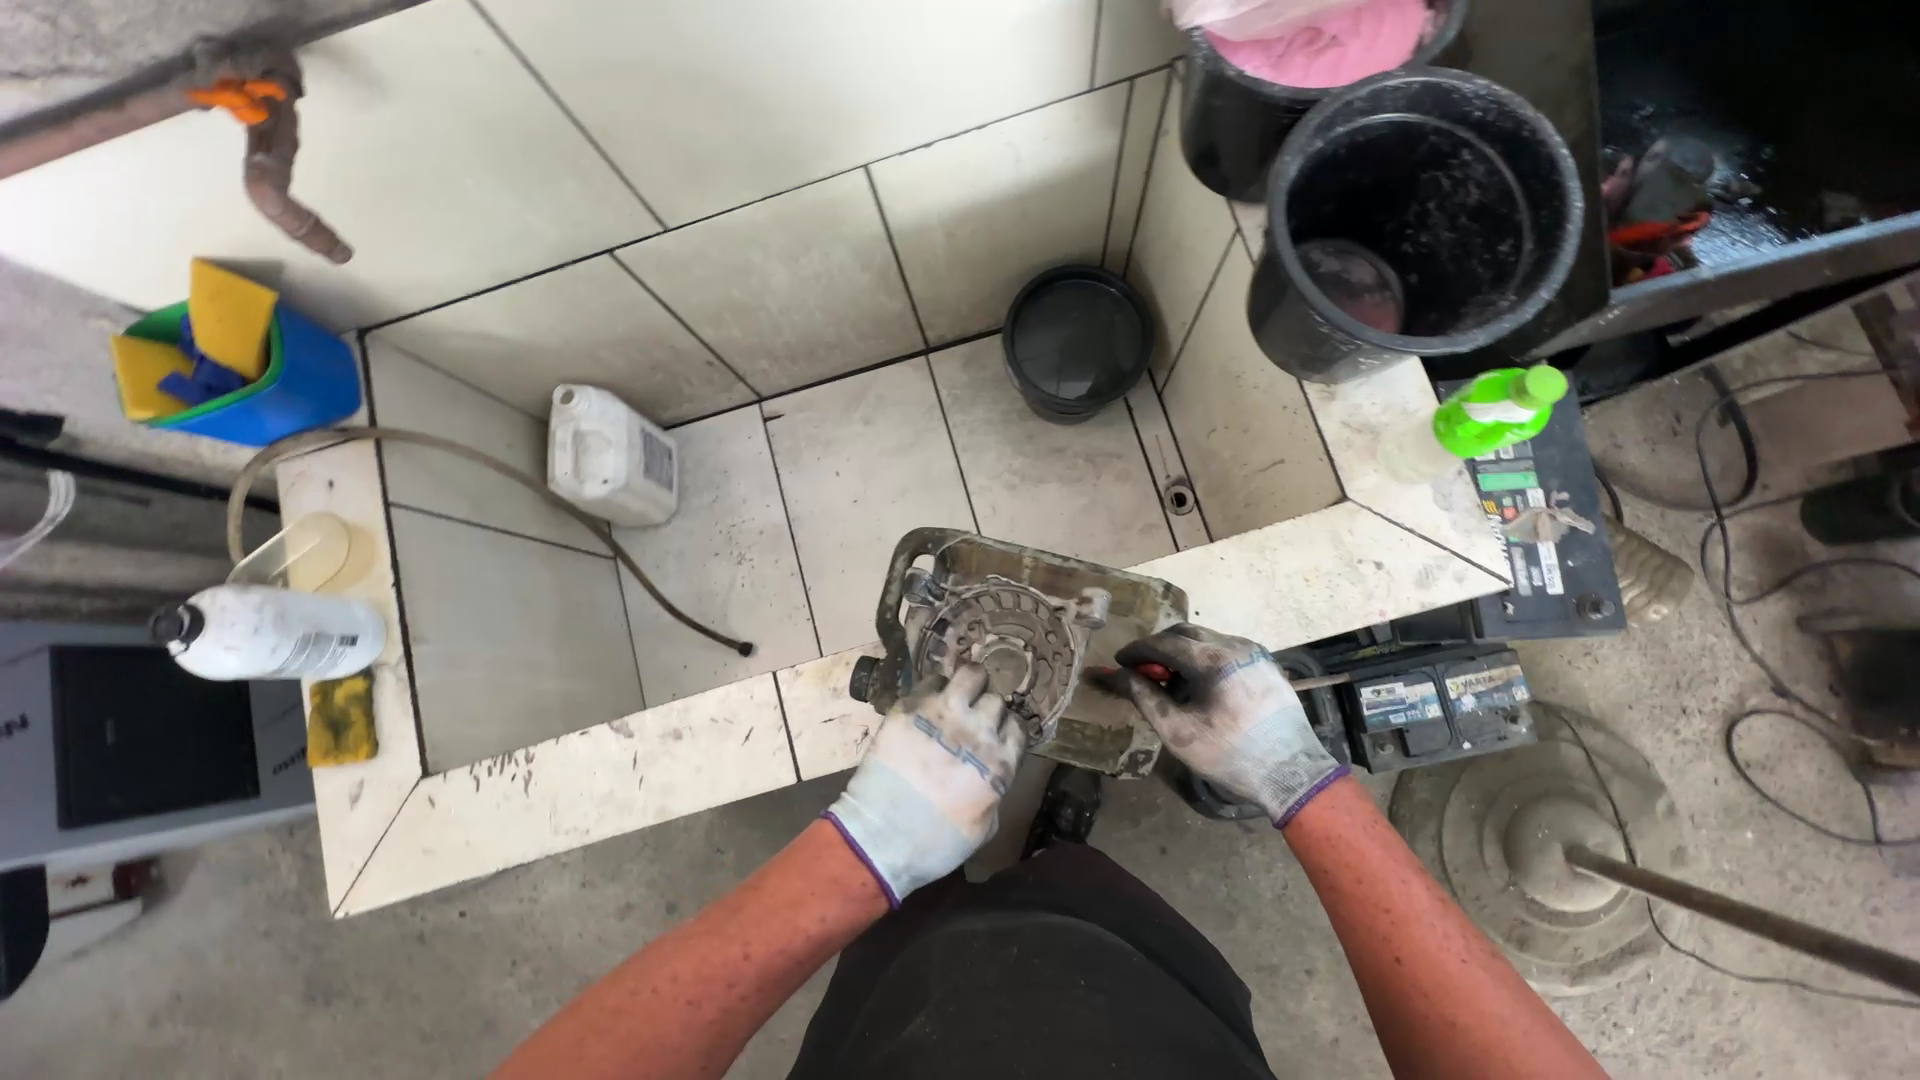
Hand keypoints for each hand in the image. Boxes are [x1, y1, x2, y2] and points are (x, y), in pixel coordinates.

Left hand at [824, 663, 1023, 905]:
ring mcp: (943, 714)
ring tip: (958, 693)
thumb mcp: (984, 828)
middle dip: (986, 707)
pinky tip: (927, 701)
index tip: (995, 733)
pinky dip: (934, 687)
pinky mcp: (910, 707)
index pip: (1017, 726)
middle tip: (972, 717)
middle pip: (995, 700)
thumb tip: (992, 774)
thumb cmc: (935, 843)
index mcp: (1000, 763)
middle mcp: (977, 731)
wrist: (882, 836)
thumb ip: (995, 793)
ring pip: (970, 674)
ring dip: (968, 682)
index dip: (1005, 728)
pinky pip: (931, 681)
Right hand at [1091, 624, 1345, 826]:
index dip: (1136, 651)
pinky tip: (1198, 685)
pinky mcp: (1265, 663)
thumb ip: (1144, 697)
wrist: (1292, 773)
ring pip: (1206, 638)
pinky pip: (1225, 649)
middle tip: (1140, 669)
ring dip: (1181, 652)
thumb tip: (1116, 675)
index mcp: (1213, 660)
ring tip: (1169, 681)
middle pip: (1185, 632)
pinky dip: (1203, 658)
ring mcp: (1254, 652)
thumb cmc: (1230, 756)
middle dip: (1158, 647)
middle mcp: (1236, 646)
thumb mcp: (1178, 731)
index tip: (1118, 663)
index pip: (1163, 642)